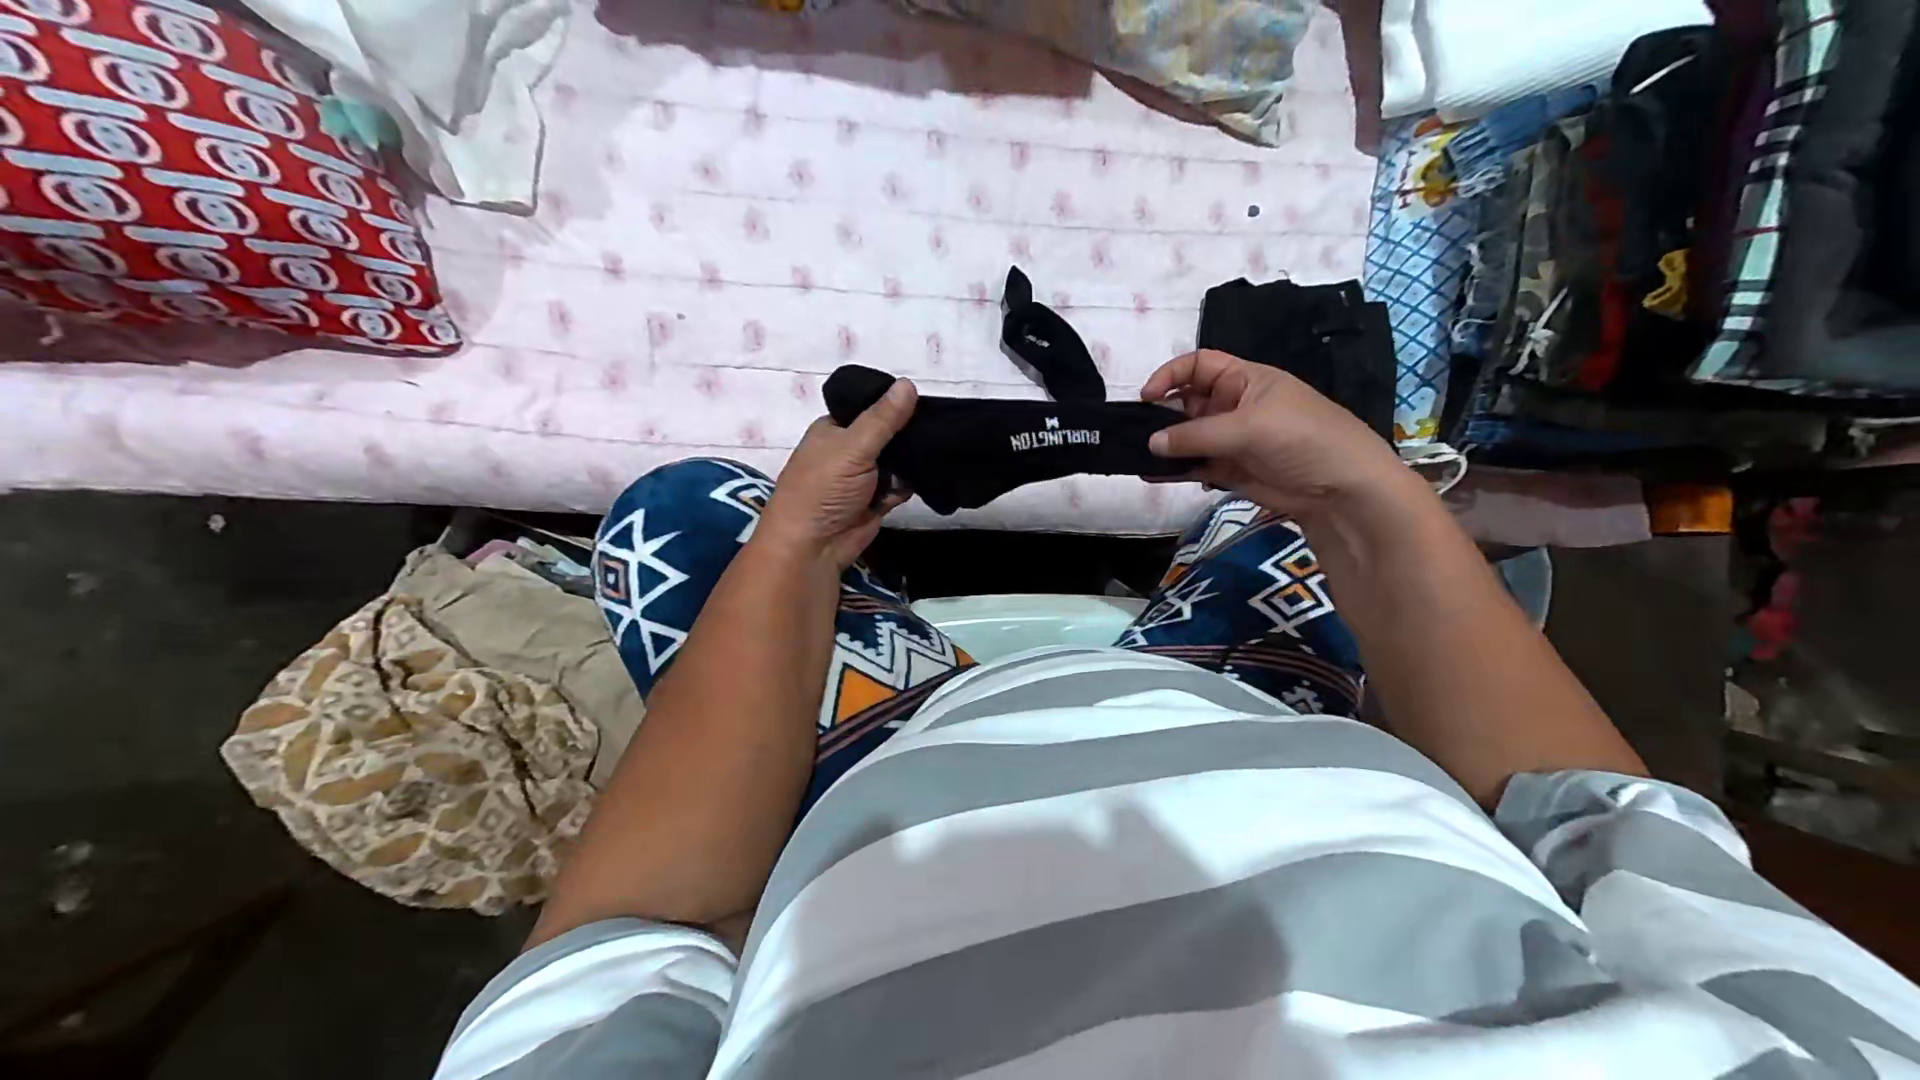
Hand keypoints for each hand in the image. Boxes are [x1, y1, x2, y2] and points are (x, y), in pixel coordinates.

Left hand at [757, 378, 917, 568]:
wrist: (814, 547)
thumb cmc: (823, 488)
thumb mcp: (853, 446)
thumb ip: (883, 418)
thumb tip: (909, 383)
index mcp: (834, 428)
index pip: (869, 406)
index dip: (894, 404)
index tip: (924, 403)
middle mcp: (848, 449)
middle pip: (887, 433)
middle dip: (908, 435)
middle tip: (937, 430)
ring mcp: (862, 476)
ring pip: (897, 460)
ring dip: (910, 462)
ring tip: (933, 455)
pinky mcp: (876, 499)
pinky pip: (900, 485)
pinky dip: (907, 485)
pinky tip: (920, 482)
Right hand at [1141, 350, 1410, 521]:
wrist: (1341, 489)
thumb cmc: (1302, 438)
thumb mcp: (1250, 427)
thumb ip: (1197, 435)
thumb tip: (1151, 443)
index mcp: (1244, 380)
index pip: (1198, 365)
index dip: (1170, 375)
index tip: (1146, 397)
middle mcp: (1233, 406)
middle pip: (1186, 402)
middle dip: (1160, 414)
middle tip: (1134, 431)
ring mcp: (1229, 440)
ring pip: (1186, 437)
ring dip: (1163, 445)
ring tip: (1134, 455)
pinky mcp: (1228, 471)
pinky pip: (1193, 466)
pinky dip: (1172, 470)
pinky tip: (1150, 475)